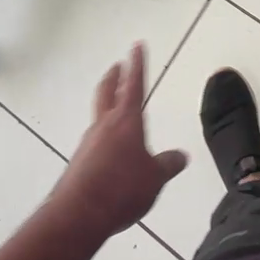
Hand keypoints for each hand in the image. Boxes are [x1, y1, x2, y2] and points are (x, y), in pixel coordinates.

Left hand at [49, 43, 187, 239]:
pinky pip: (93, 143)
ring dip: (106, 108)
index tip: (136, 45)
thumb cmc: (121, 188)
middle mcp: (104, 125)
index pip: (134, 83)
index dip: (137, 63)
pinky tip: (109, 155)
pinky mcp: (78, 163)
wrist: (78, 215)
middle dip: (113, 76)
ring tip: (116, 113)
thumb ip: (168, 164)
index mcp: (126, 120)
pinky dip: (102, 139)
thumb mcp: (155, 178)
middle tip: (117, 66)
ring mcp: (88, 143)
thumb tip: (181, 156)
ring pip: (98, 117)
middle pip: (107, 92)